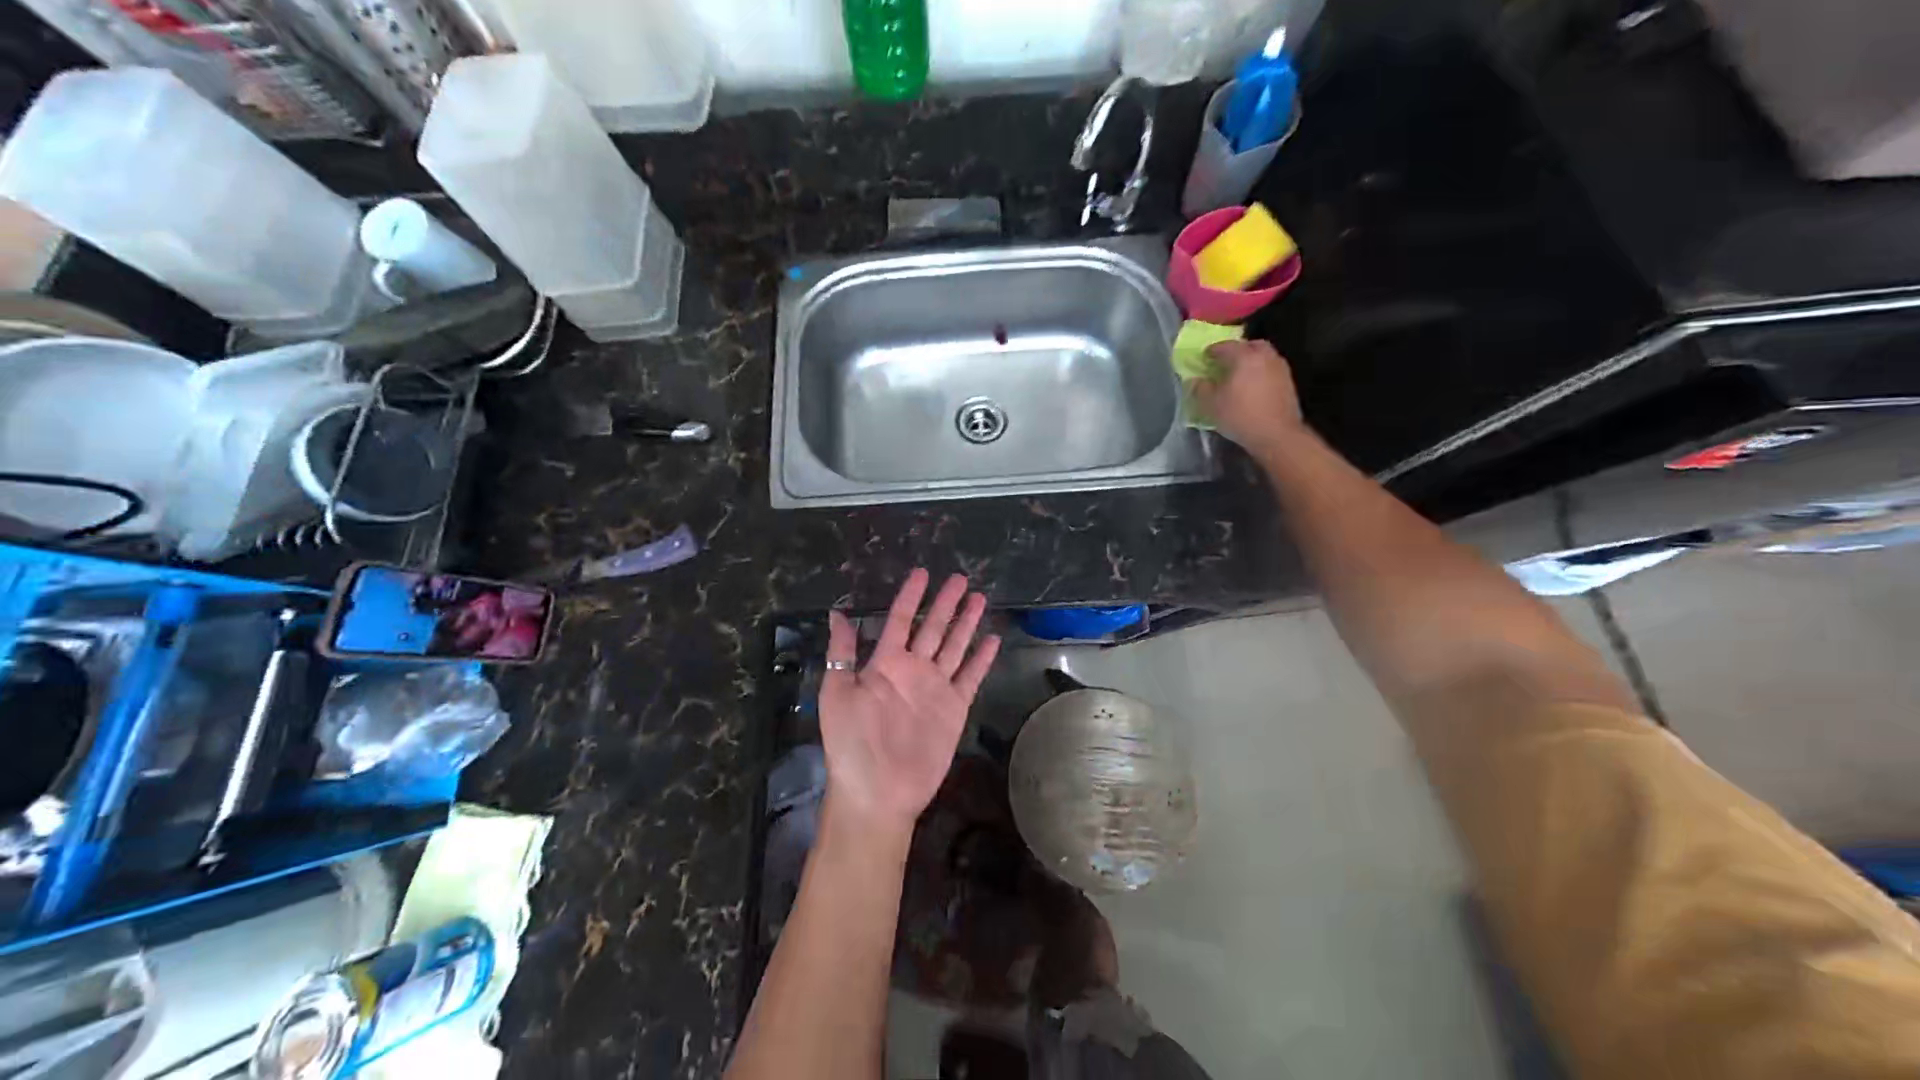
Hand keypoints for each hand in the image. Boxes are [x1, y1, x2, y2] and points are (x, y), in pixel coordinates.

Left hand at [820, 569, 1001, 838]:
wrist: (877, 791)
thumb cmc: (851, 744)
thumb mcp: (837, 694)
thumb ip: (842, 653)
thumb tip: (836, 613)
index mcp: (884, 664)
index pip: (901, 619)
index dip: (911, 596)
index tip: (922, 573)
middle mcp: (912, 670)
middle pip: (933, 627)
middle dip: (946, 603)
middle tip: (960, 578)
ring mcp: (935, 688)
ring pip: (954, 646)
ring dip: (967, 623)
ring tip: (980, 598)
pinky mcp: (954, 708)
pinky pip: (971, 677)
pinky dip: (982, 659)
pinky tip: (992, 640)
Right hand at [1193, 339, 1306, 459]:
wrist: (1277, 434)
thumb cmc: (1240, 415)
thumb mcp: (1210, 404)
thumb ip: (1200, 388)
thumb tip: (1195, 380)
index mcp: (1243, 356)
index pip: (1224, 346)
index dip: (1211, 351)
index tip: (1204, 359)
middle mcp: (1264, 356)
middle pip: (1249, 346)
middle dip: (1236, 351)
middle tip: (1225, 363)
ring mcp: (1279, 368)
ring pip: (1262, 357)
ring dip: (1250, 362)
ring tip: (1239, 376)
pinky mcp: (1288, 382)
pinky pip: (1270, 370)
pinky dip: (1260, 373)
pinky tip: (1252, 387)